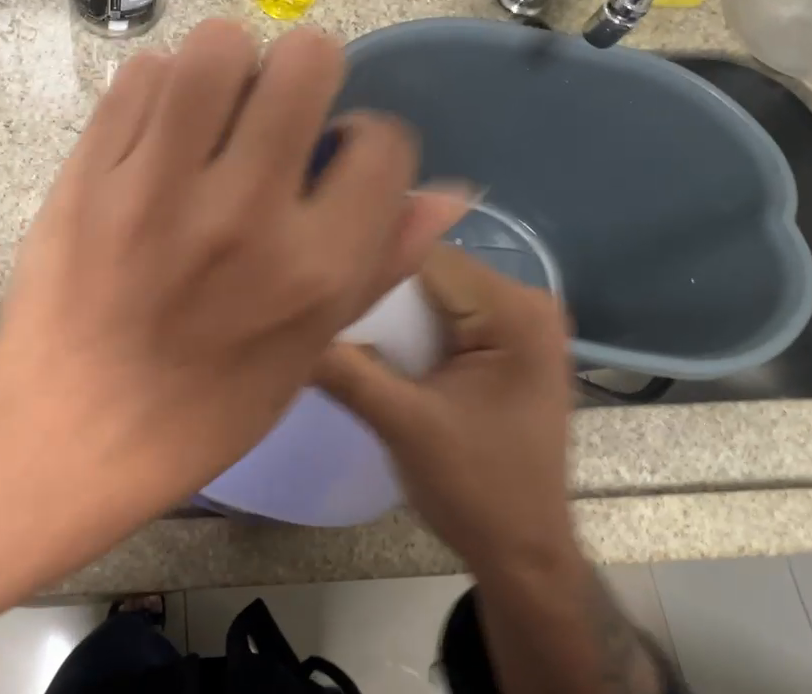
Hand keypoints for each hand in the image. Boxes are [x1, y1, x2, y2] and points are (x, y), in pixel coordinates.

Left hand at [0, 19, 467, 663]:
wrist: (68, 431)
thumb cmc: (200, 408)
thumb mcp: (306, 351)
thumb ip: (379, 263)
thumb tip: (448, 192)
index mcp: (314, 268)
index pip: (383, 142)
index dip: (367, 137)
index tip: (336, 150)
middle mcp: (245, 212)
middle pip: (305, 60)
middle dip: (304, 71)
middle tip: (274, 107)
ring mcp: (158, 186)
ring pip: (216, 46)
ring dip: (227, 63)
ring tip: (213, 105)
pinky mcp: (89, 171)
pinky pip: (140, 76)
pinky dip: (159, 88)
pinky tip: (156, 132)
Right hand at [316, 242, 576, 563]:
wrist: (524, 554)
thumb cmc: (476, 489)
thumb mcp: (401, 424)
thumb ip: (344, 369)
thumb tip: (284, 327)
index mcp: (513, 311)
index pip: (424, 256)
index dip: (367, 264)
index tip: (316, 279)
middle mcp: (526, 302)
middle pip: (429, 272)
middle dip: (375, 288)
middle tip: (320, 302)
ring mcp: (520, 325)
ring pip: (433, 294)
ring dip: (389, 311)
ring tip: (337, 322)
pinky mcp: (507, 347)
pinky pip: (446, 317)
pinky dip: (409, 330)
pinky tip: (373, 344)